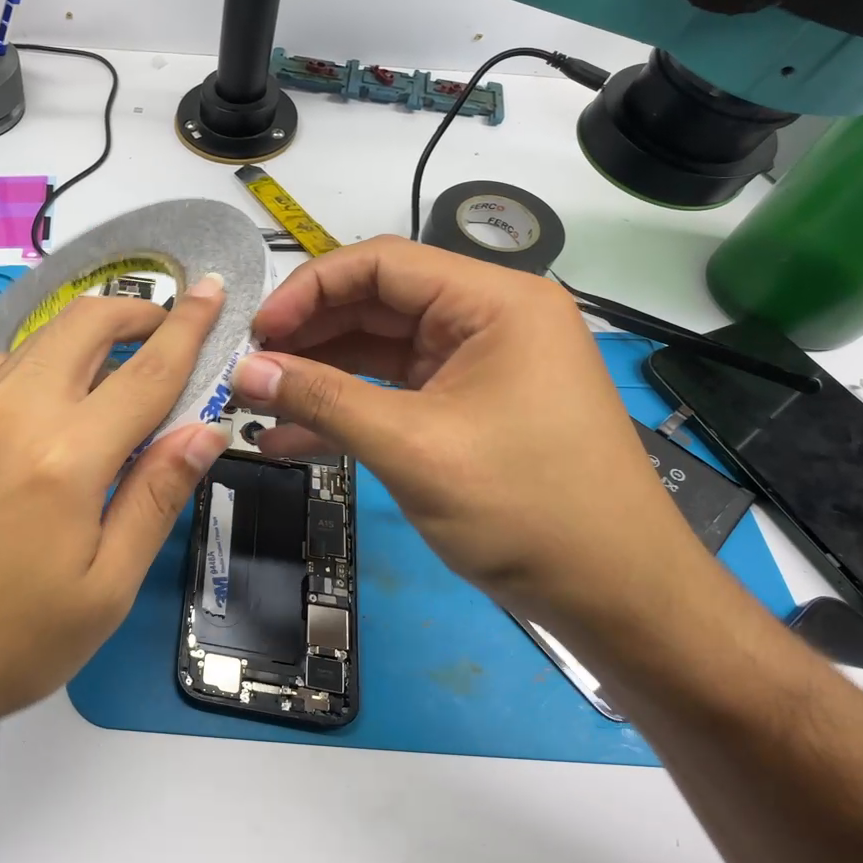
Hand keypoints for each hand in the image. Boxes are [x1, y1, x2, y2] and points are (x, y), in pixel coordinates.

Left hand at [0, 275, 234, 758]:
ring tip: (113, 378)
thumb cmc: (11, 643)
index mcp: (67, 455)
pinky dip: (40, 362)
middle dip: (135, 313)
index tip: (214, 290)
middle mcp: (16, 412)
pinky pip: (1, 365)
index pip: (147, 370)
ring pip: (41, 339)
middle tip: (167, 334)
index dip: (189, 327)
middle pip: (85, 323)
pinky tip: (47, 406)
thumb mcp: (106, 587)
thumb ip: (157, 495)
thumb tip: (206, 428)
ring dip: (86, 338)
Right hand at [230, 237, 710, 626]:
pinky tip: (287, 436)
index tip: (257, 331)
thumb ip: (322, 399)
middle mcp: (486, 320)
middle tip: (249, 368)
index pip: (381, 264)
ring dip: (318, 375)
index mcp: (494, 303)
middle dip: (307, 334)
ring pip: (376, 350)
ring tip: (256, 401)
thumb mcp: (412, 448)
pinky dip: (344, 410)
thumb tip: (244, 371)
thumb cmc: (527, 509)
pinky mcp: (466, 408)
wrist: (618, 598)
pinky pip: (391, 392)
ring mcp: (476, 366)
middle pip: (375, 304)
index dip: (308, 289)